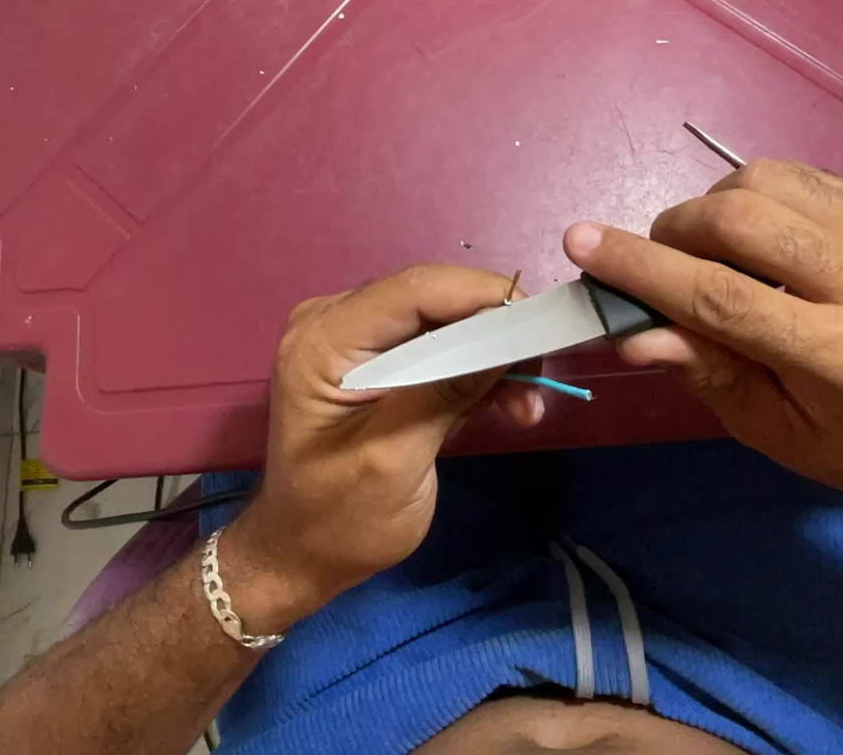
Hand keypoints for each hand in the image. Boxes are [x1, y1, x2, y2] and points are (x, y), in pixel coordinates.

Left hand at [223, 265, 533, 630]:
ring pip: (442, 323)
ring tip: (528, 404)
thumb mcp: (394, 459)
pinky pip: (437, 348)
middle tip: (539, 373)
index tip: (539, 322)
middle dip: (491, 331)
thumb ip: (446, 392)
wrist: (303, 553)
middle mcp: (335, 323)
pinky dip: (475, 371)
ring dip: (490, 357)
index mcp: (323, 341)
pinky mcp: (377, 360)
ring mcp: (355, 339)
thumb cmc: (338, 519)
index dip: (479, 295)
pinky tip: (508, 404)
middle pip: (431, 301)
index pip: (411, 290)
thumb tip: (508, 338)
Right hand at [563, 160, 842, 531]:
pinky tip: (753, 237)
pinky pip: (800, 179)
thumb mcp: (770, 431)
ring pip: (768, 183)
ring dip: (712, 208)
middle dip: (674, 231)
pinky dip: (752, 198)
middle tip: (658, 259)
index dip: (641, 267)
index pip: (722, 298)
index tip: (580, 242)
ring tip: (709, 250)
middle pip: (743, 222)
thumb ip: (704, 370)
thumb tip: (631, 334)